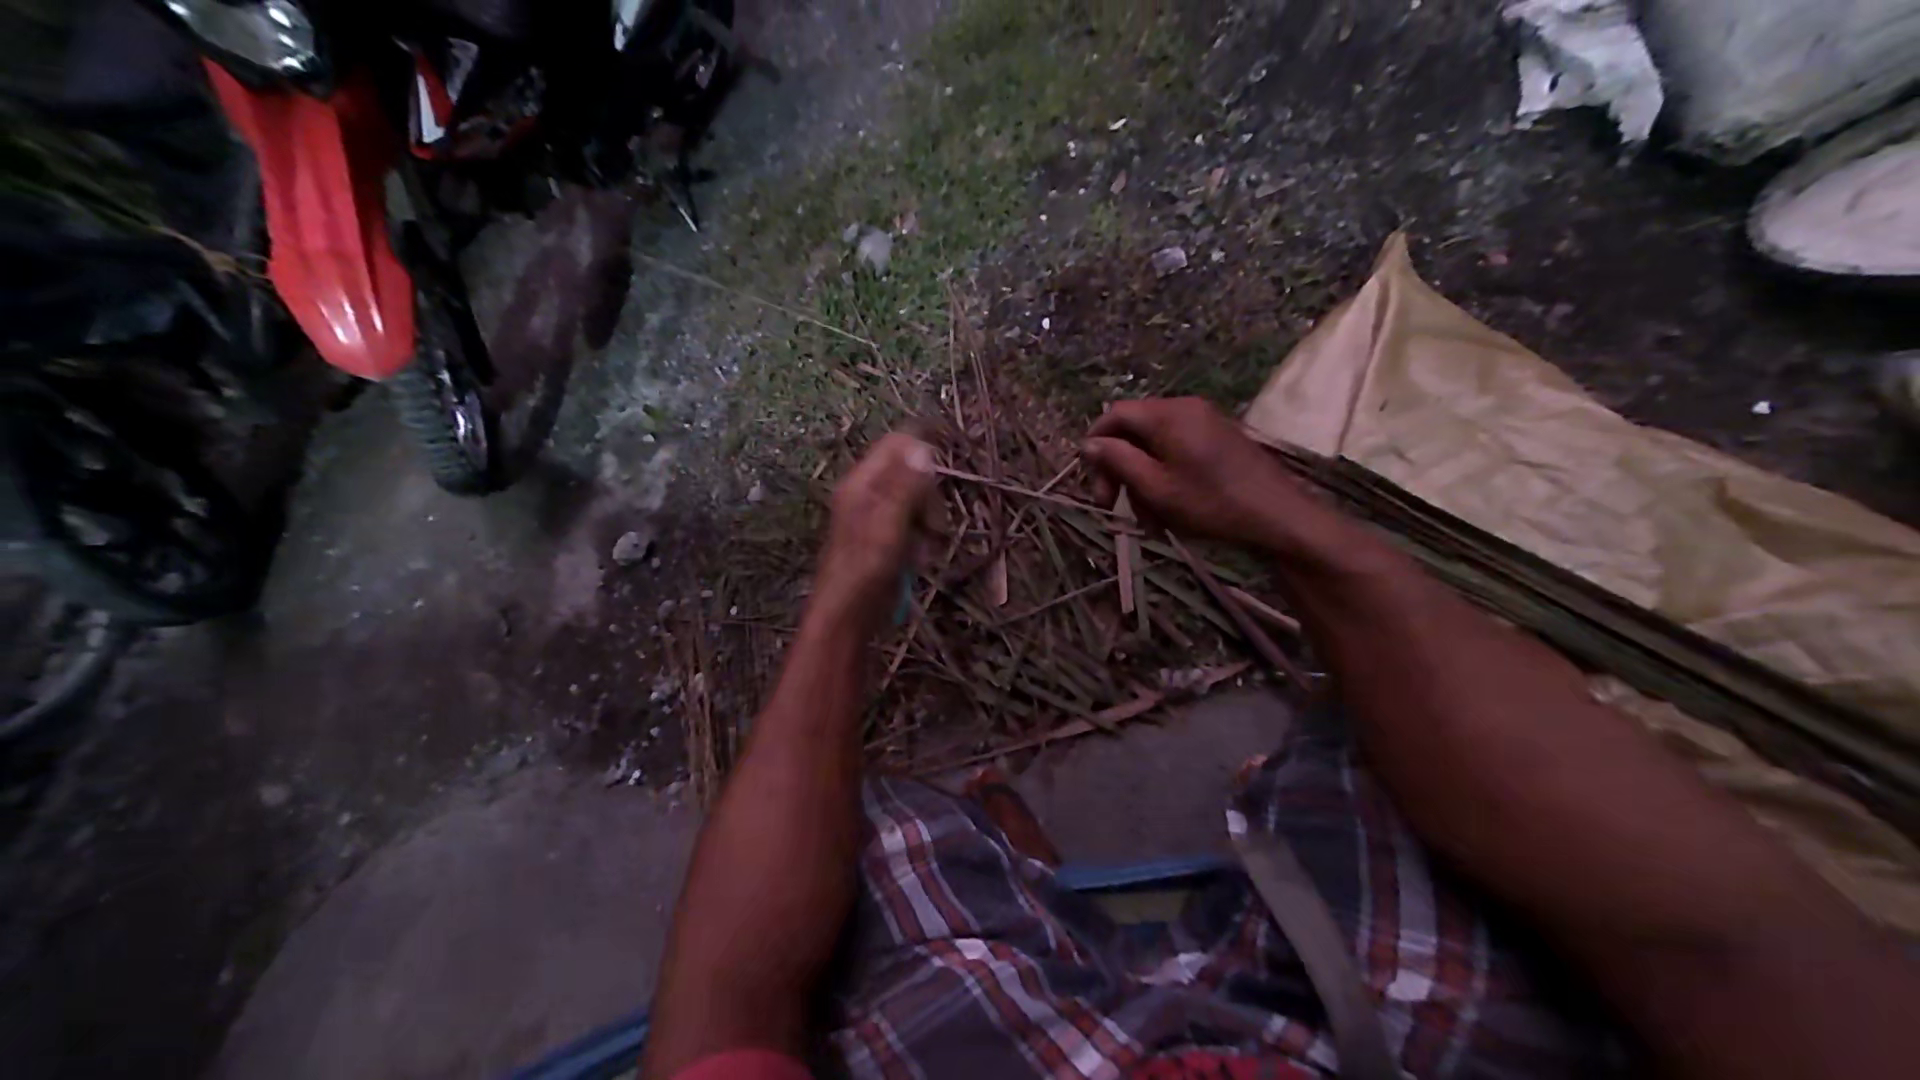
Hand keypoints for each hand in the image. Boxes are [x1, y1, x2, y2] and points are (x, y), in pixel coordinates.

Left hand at [813, 432, 936, 615]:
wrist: (848, 615)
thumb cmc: (865, 568)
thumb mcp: (889, 522)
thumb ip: (906, 485)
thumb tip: (924, 449)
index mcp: (862, 482)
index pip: (897, 444)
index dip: (923, 451)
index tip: (943, 478)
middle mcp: (868, 493)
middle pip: (912, 472)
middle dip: (929, 496)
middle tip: (932, 525)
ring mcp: (877, 516)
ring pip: (917, 501)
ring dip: (929, 521)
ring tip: (925, 548)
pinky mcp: (885, 537)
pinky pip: (913, 525)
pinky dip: (922, 538)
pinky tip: (919, 557)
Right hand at [1081, 398, 1326, 550]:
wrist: (1279, 516)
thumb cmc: (1211, 503)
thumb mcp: (1155, 486)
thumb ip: (1117, 460)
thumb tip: (1087, 444)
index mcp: (1167, 414)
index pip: (1114, 414)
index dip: (1096, 443)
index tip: (1090, 479)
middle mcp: (1185, 409)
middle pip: (1134, 431)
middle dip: (1119, 468)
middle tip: (1111, 506)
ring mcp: (1205, 423)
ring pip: (1154, 446)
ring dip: (1142, 481)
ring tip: (1148, 520)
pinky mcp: (1218, 440)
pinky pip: (1177, 452)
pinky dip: (1164, 478)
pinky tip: (1169, 510)